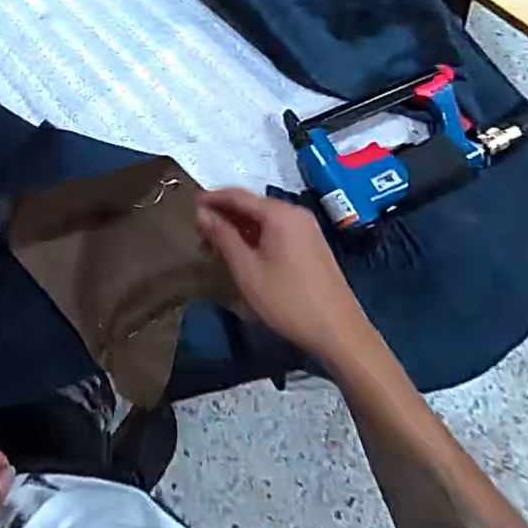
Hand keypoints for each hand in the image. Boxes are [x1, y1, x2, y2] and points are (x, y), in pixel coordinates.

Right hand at [196, 188, 375, 366]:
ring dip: (238, 230)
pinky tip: (243, 256)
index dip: (211, 200)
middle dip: (223, 218)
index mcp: (279, 214)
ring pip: (263, 220)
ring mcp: (306, 229)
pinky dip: (256, 238)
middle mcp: (295, 213)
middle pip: (251, 206)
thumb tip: (202, 213)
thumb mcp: (246, 270)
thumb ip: (222, 236)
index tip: (189, 209)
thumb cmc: (288, 301)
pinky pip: (276, 232)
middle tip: (200, 238)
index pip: (237, 195)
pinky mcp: (312, 245)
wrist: (339, 332)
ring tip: (216, 251)